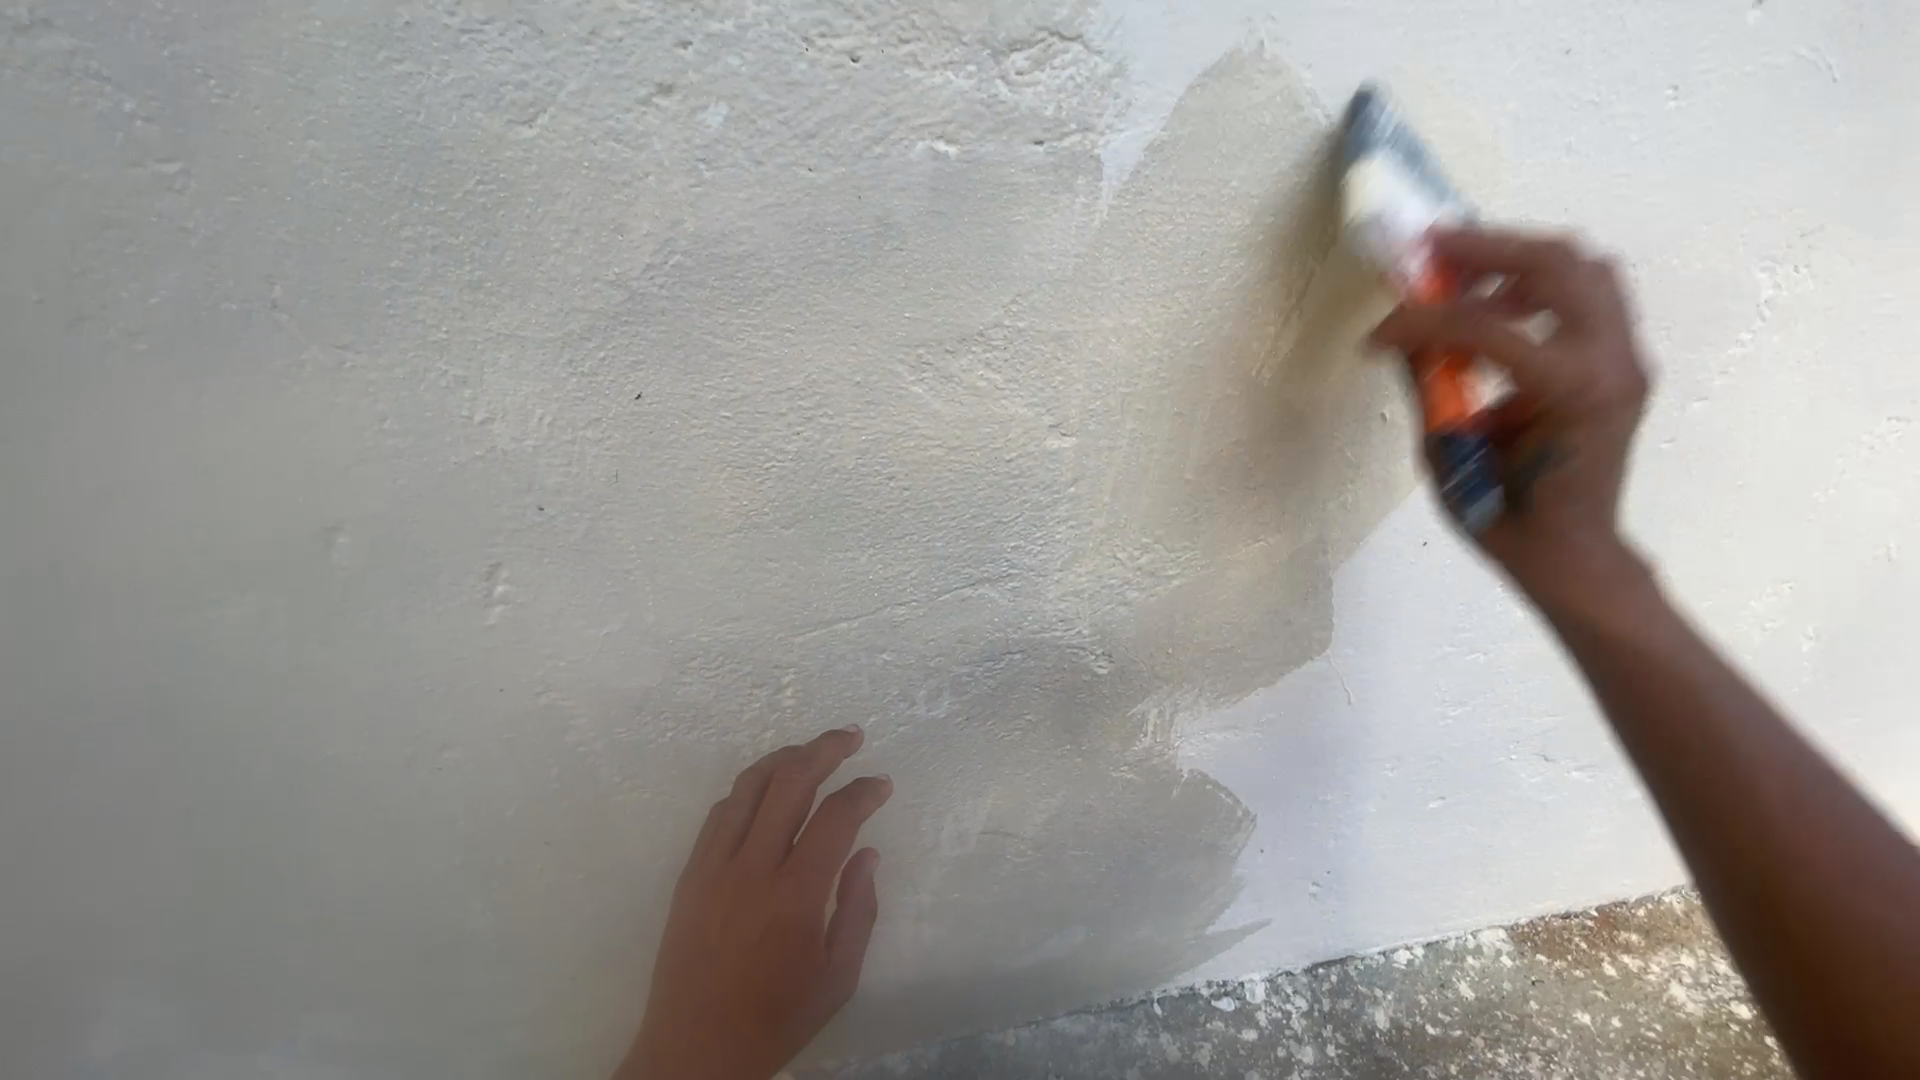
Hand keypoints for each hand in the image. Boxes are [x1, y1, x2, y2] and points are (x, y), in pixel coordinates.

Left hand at [616, 727, 891, 1079]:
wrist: (693, 1053)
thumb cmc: (776, 1018)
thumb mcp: (838, 977)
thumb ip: (858, 909)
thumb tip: (868, 853)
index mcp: (795, 895)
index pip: (836, 817)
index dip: (864, 792)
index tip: (882, 784)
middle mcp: (752, 868)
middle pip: (790, 782)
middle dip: (826, 749)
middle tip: (852, 736)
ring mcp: (714, 866)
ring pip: (749, 786)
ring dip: (785, 758)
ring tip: (812, 750)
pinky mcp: (690, 874)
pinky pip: (721, 812)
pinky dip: (750, 789)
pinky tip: (768, 789)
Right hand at [1369, 226, 1654, 609]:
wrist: (1570, 549)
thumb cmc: (1502, 515)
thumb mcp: (1449, 451)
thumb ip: (1430, 384)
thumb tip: (1403, 338)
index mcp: (1568, 388)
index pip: (1484, 327)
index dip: (1421, 321)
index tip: (1378, 333)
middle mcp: (1611, 360)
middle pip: (1557, 264)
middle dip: (1486, 249)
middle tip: (1430, 252)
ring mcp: (1626, 357)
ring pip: (1584, 269)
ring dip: (1518, 263)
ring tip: (1464, 282)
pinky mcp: (1621, 361)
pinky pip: (1588, 298)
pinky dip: (1539, 288)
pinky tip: (1498, 312)